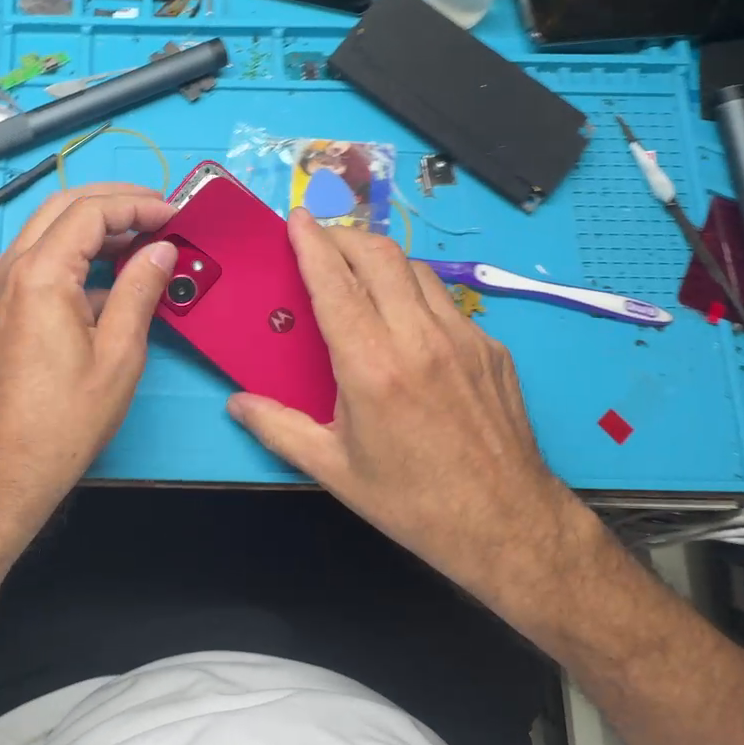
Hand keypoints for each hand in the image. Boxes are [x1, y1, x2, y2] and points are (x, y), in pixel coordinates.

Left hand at [0, 183, 177, 550]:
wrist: (8, 467)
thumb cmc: (65, 420)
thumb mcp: (119, 353)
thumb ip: (140, 290)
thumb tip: (161, 250)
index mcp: (39, 274)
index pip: (91, 211)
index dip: (137, 204)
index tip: (174, 213)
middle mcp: (9, 269)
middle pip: (63, 206)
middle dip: (114, 201)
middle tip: (158, 212)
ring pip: (46, 229)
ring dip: (92, 225)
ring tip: (140, 240)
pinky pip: (36, 259)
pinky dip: (72, 253)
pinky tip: (107, 278)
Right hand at [225, 210, 589, 596]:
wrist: (508, 526)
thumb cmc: (411, 501)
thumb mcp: (333, 469)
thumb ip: (278, 428)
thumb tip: (236, 402)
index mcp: (372, 366)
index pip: (335, 283)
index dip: (312, 243)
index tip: (296, 218)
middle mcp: (419, 338)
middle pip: (380, 257)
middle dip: (345, 236)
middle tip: (320, 240)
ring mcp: (464, 339)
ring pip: (417, 271)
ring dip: (381, 260)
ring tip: (357, 272)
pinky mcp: (492, 349)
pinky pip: (445, 302)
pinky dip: (414, 293)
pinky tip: (403, 321)